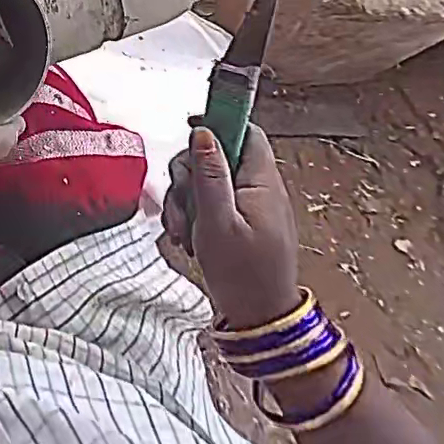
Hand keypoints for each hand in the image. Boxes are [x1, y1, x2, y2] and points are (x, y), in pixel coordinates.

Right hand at [162, 125, 299, 328]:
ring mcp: (248, 206)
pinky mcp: (238, 220)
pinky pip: (206, 201)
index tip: (190, 127)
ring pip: (205, 180)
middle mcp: (258, 190)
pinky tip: (185, 235)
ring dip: (184, 198)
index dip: (219, 121)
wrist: (259, 322)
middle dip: (188, 173)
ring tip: (181, 228)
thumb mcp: (217, 221)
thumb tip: (204, 132)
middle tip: (180, 198)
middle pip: (215, 155)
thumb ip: (210, 174)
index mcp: (262, 184)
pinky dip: (190, 213)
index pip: (247, 132)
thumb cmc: (242, 273)